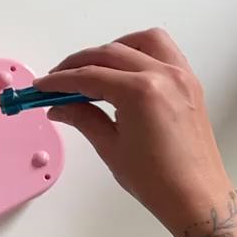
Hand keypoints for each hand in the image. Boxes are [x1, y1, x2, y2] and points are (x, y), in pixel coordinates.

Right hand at [34, 29, 234, 234]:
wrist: (195, 195)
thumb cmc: (155, 179)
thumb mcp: (110, 147)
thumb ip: (83, 118)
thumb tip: (58, 107)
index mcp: (140, 92)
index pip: (89, 76)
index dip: (59, 81)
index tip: (41, 86)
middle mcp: (163, 75)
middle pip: (110, 54)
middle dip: (77, 64)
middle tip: (56, 80)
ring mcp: (181, 75)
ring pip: (140, 42)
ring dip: (111, 50)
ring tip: (91, 69)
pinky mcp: (189, 83)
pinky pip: (163, 51)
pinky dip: (138, 52)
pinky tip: (122, 71)